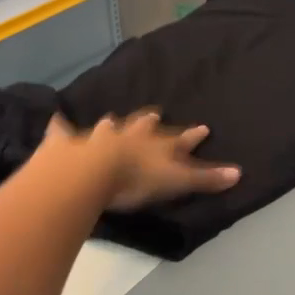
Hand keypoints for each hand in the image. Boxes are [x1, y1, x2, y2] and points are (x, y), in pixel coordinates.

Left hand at [43, 111, 241, 211]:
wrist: (89, 171)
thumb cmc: (135, 179)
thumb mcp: (176, 181)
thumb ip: (205, 179)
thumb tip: (239, 173)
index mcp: (156, 145)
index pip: (180, 140)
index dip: (192, 136)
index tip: (204, 129)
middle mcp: (129, 135)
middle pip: (143, 126)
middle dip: (150, 121)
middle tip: (155, 113)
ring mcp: (97, 137)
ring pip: (107, 128)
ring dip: (111, 125)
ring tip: (111, 119)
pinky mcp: (67, 143)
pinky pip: (62, 132)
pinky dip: (59, 127)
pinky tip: (55, 119)